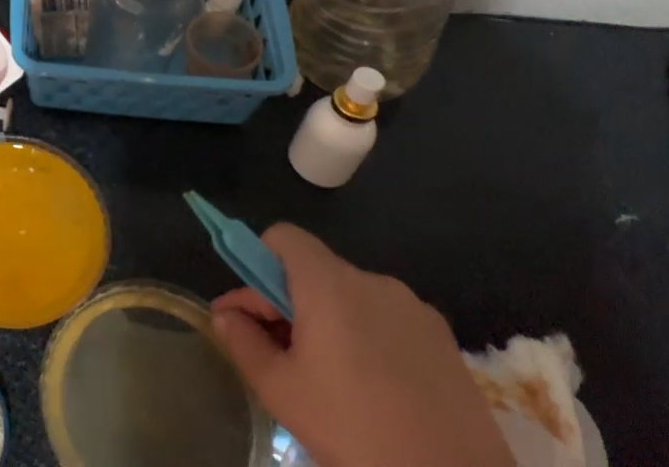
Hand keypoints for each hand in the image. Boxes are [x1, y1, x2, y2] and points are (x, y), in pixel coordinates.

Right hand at [210, 224, 512, 466]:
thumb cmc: (354, 430)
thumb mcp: (281, 390)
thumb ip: (244, 342)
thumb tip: (225, 315)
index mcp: (329, 285)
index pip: (283, 238)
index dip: (256, 264)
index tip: (248, 313)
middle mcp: (373, 282)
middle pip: (314, 270)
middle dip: (286, 302)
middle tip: (274, 353)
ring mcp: (414, 308)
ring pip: (350, 297)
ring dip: (325, 320)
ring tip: (324, 376)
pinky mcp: (443, 338)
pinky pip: (385, 319)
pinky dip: (364, 336)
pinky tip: (369, 386)